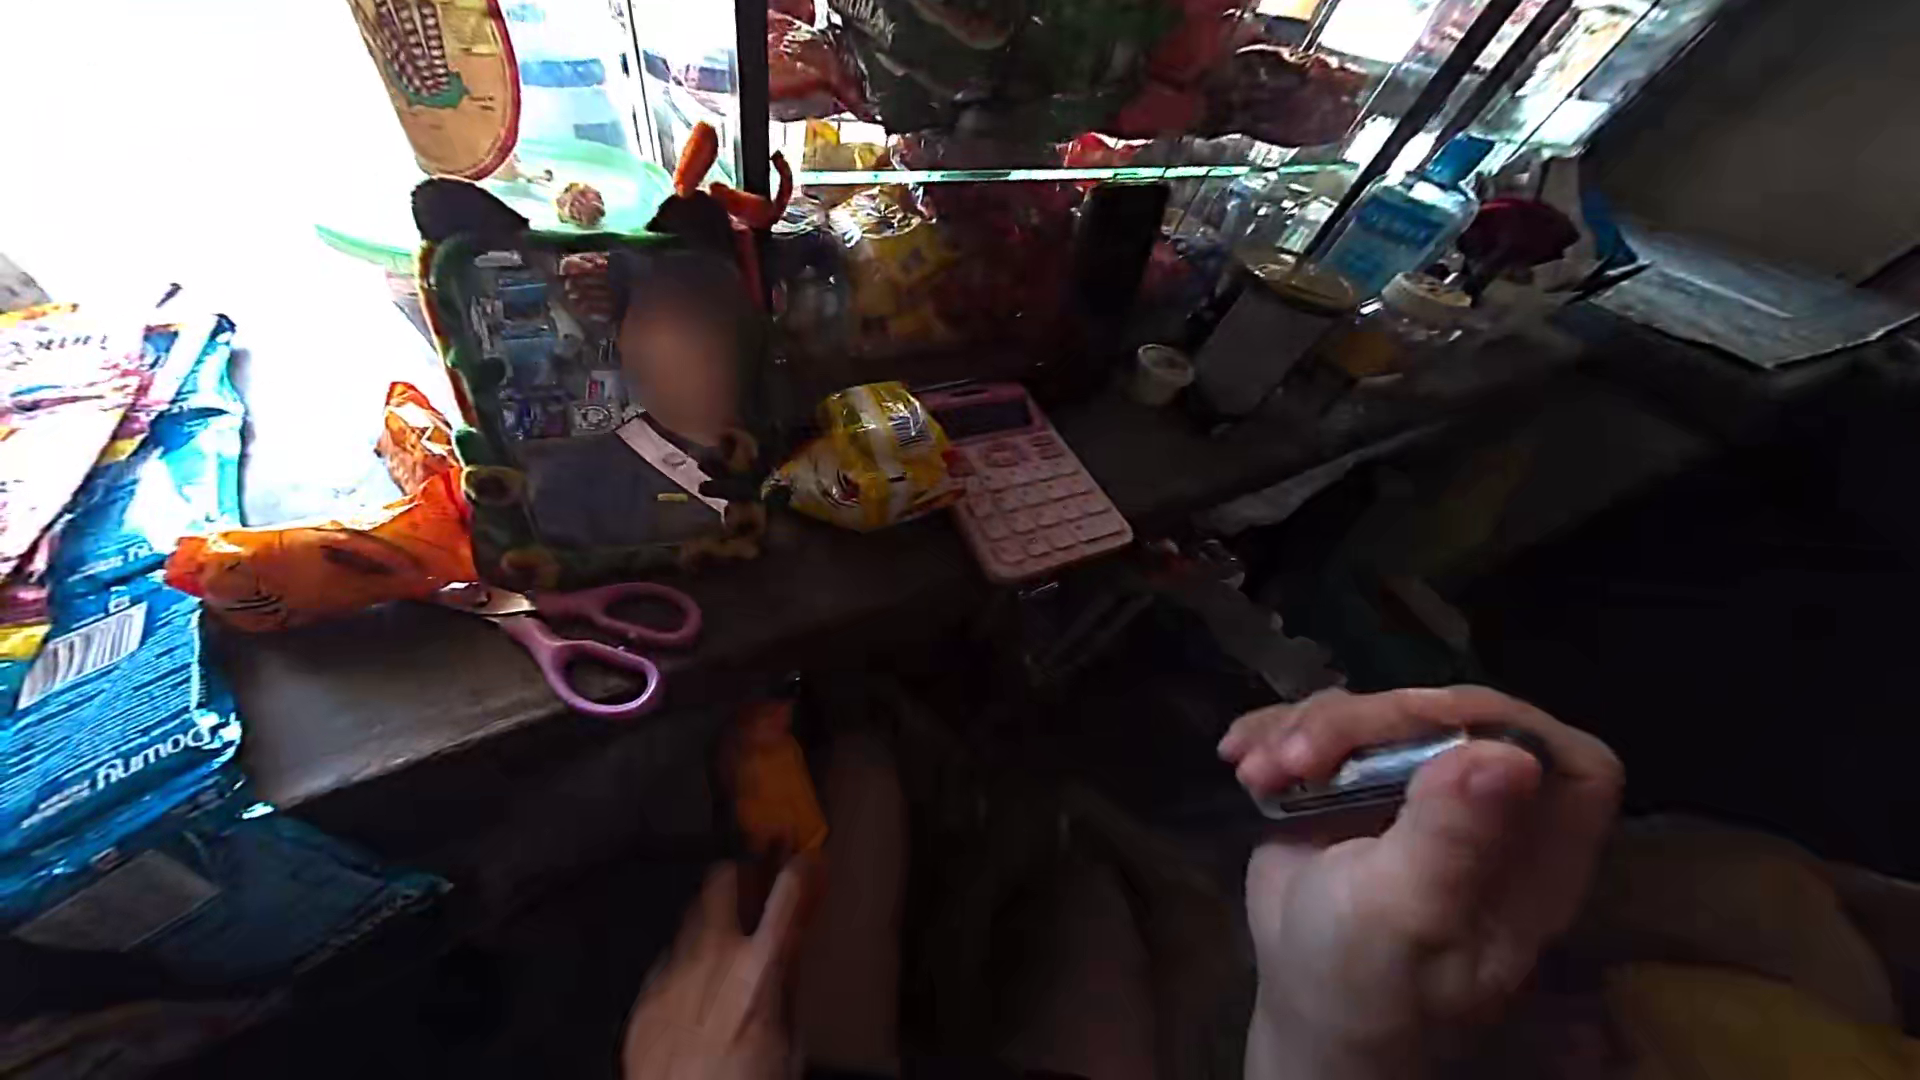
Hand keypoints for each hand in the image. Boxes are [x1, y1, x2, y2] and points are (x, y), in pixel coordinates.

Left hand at [622, 858, 811, 1079]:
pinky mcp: (644, 1000)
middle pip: (725, 879)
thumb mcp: (790, 1039)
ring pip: (692, 912)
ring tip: (723, 935)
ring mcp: (673, 974)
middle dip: (742, 874)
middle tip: (753, 884)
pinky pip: (669, 958)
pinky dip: (686, 959)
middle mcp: (714, 956)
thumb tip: (795, 932)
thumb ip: (789, 976)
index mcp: (760, 967)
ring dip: (713, 913)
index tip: (805, 859)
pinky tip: (692, 989)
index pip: (788, 890)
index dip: (801, 866)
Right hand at [1219, 687, 1620, 1078]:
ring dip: (1294, 729)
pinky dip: (1266, 730)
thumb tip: (1509, 756)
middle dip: (1350, 725)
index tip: (1419, 726)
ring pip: (1362, 711)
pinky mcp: (1340, 778)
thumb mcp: (1405, 913)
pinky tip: (1236, 756)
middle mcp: (1470, 808)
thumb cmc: (1365, 976)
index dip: (1503, 723)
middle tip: (1291, 761)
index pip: (1565, 760)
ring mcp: (1399, 787)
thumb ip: (1451, 839)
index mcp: (1523, 852)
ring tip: (1253, 774)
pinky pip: (1309, 725)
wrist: (1297, 992)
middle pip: (1431, 716)